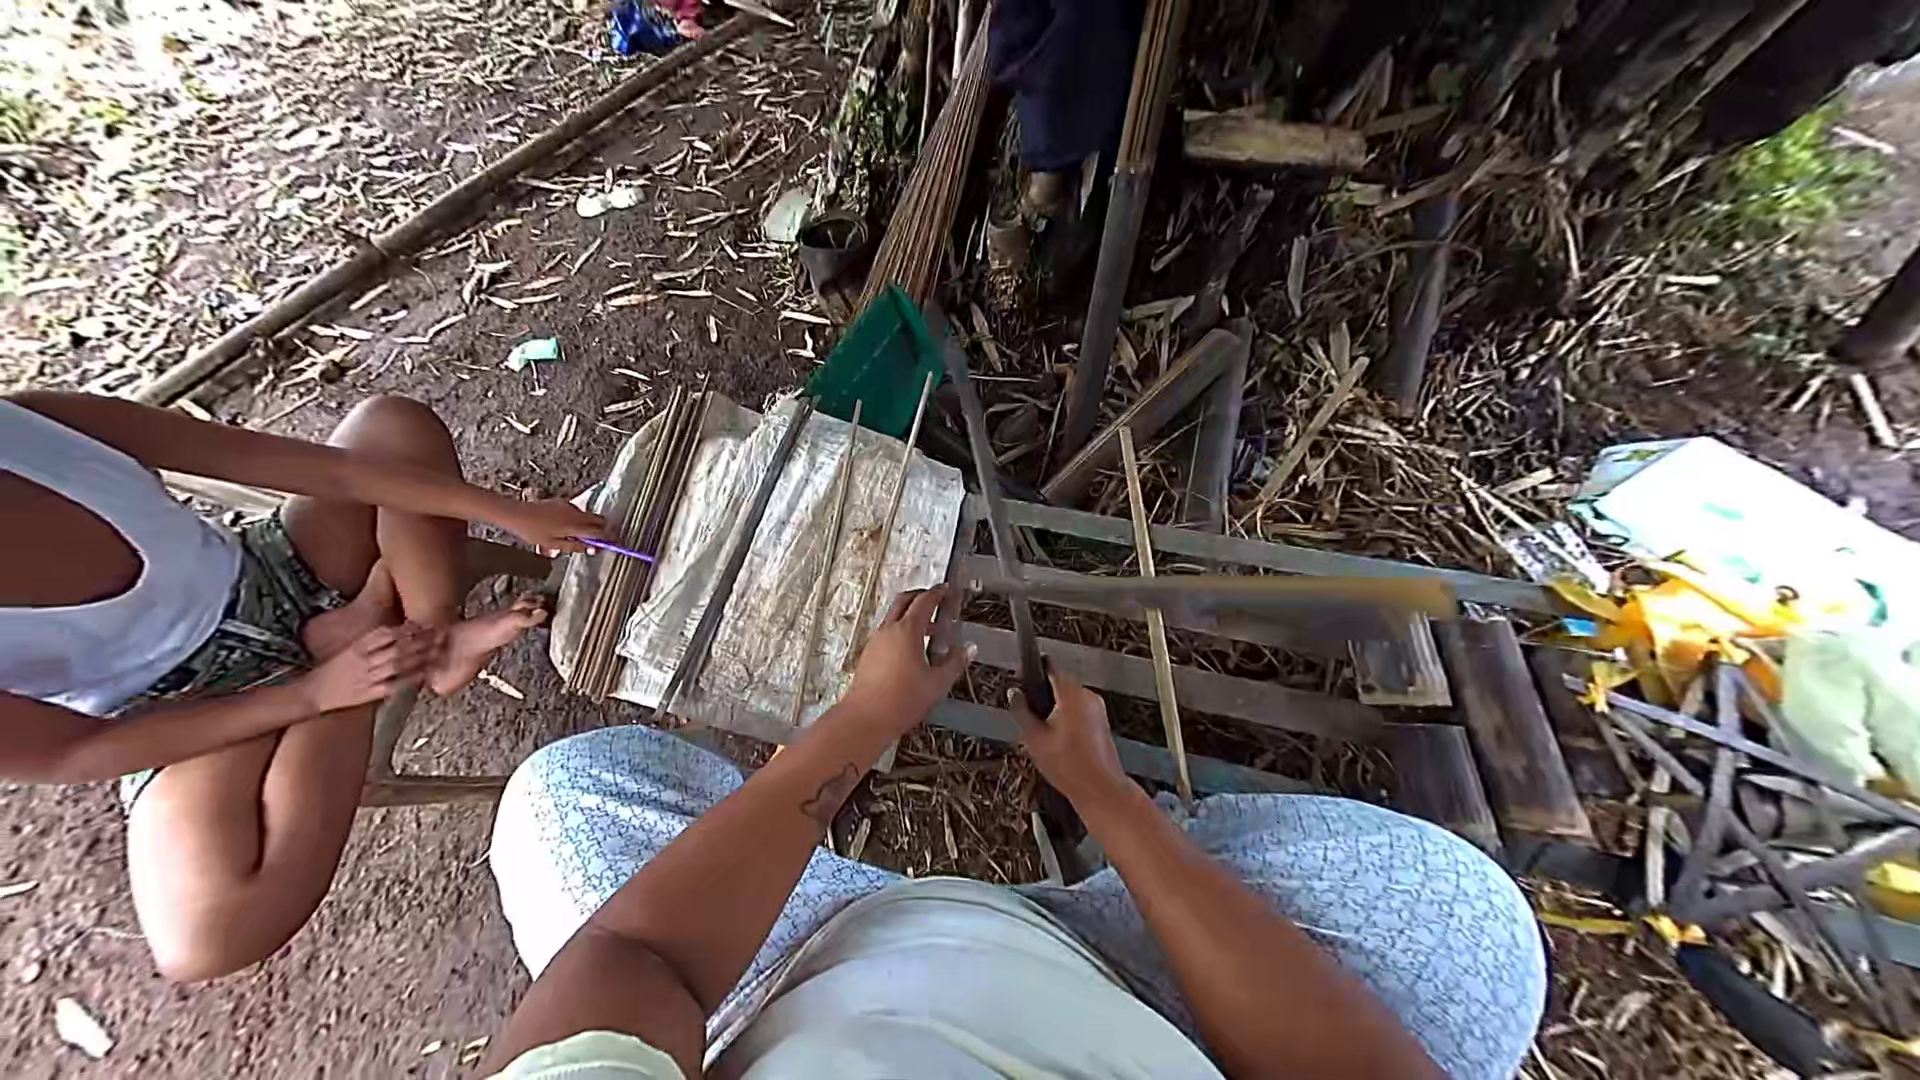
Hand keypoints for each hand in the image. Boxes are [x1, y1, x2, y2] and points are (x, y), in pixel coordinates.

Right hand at [294, 624, 442, 712]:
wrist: (309, 694)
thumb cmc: (334, 670)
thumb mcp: (349, 650)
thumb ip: (372, 640)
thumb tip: (403, 628)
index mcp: (356, 649)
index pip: (383, 634)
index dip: (406, 628)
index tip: (424, 624)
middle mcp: (361, 662)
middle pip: (396, 648)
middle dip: (421, 640)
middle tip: (441, 635)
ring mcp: (365, 678)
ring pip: (397, 665)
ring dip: (420, 657)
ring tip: (439, 650)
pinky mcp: (367, 694)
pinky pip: (392, 685)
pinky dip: (409, 679)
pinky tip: (425, 673)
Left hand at [492, 496, 606, 554]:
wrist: (515, 513)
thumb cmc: (532, 531)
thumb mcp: (553, 545)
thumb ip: (575, 546)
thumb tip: (592, 548)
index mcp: (575, 526)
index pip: (600, 532)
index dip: (609, 538)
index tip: (614, 543)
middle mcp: (576, 514)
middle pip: (600, 520)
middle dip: (603, 530)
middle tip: (598, 540)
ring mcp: (570, 506)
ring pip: (588, 517)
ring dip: (588, 526)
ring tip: (575, 537)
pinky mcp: (563, 502)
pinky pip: (577, 513)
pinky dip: (577, 521)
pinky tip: (564, 528)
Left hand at [840, 587, 974, 738]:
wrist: (865, 719)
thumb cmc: (901, 701)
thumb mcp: (937, 683)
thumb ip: (955, 663)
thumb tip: (969, 649)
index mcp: (907, 631)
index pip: (924, 601)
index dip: (937, 593)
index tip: (946, 590)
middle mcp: (888, 631)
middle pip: (904, 601)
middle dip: (920, 596)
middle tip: (936, 600)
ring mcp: (875, 642)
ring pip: (893, 617)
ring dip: (910, 615)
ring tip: (930, 630)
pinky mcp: (869, 655)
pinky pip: (886, 633)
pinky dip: (900, 631)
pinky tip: (911, 650)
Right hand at [1010, 671, 1133, 807]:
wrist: (1100, 790)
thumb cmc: (1070, 766)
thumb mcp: (1034, 737)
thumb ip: (1021, 710)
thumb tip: (1014, 694)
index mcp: (1072, 694)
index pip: (1050, 668)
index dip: (1033, 672)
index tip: (1022, 678)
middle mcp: (1088, 697)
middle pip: (1060, 684)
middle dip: (1044, 696)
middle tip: (1031, 714)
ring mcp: (1098, 710)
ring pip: (1070, 699)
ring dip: (1057, 709)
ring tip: (1045, 734)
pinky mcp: (1102, 724)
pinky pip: (1080, 712)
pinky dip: (1069, 719)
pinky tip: (1060, 742)